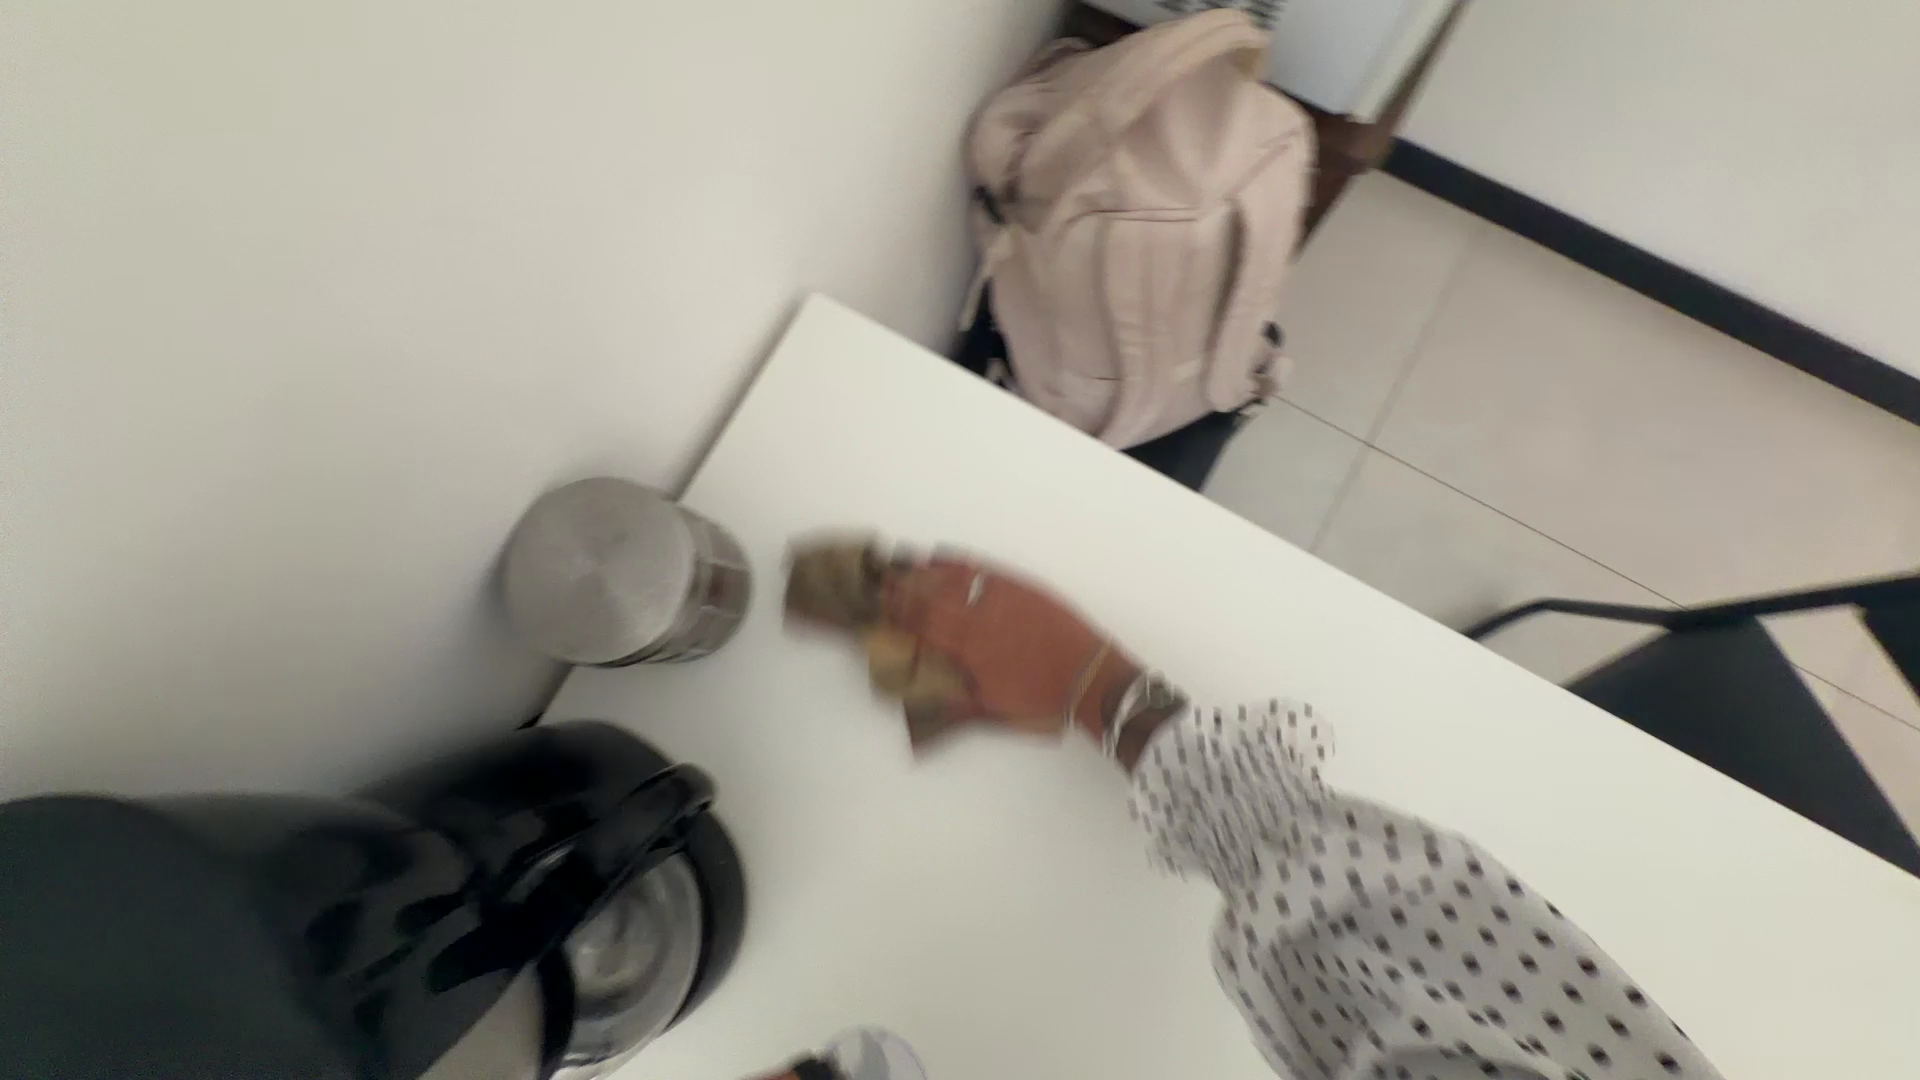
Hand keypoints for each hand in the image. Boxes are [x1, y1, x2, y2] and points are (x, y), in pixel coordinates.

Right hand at [786, 540, 1140, 749]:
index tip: (877, 607)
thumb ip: (957, 700)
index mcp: (967, 649)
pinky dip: (958, 561)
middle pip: (930, 599)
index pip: (923, 627)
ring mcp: (997, 597)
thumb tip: (924, 701)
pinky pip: (980, 568)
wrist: (1087, 674)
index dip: (897, 616)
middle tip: (879, 582)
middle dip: (902, 591)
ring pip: (951, 579)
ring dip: (923, 571)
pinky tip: (941, 555)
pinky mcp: (1018, 586)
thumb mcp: (994, 706)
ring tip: (901, 564)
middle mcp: (976, 618)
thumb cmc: (1040, 696)